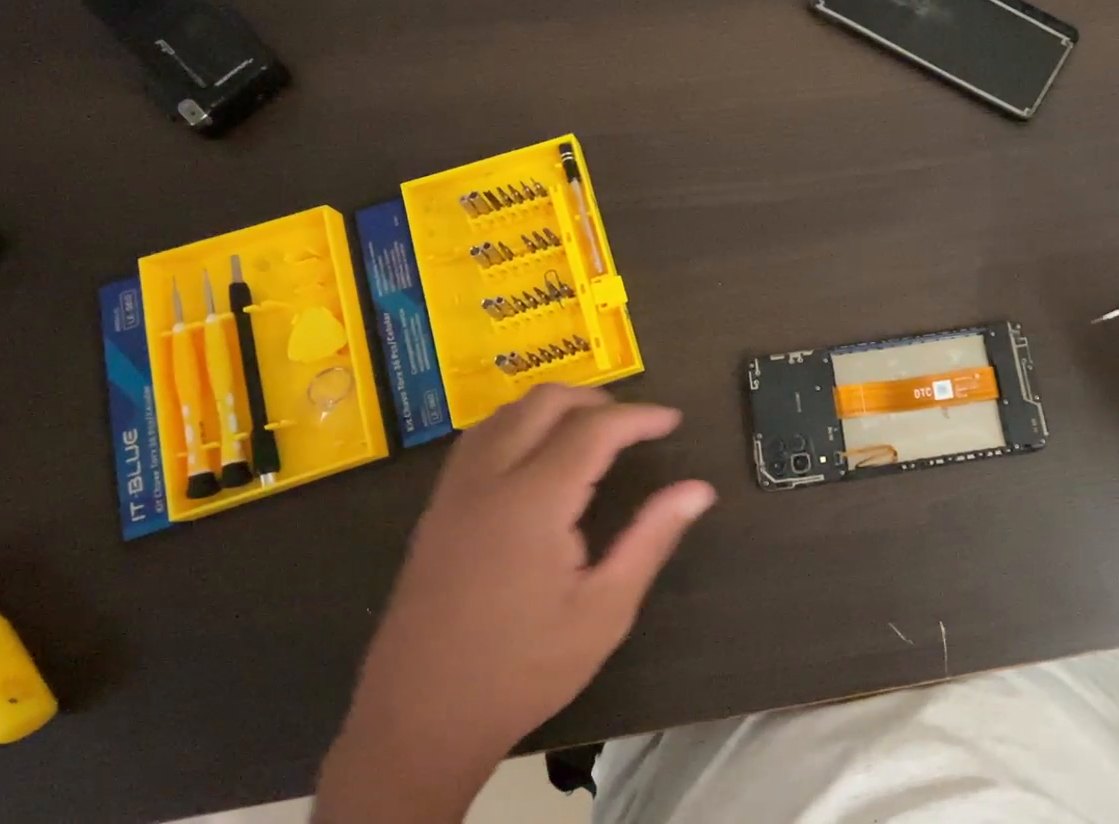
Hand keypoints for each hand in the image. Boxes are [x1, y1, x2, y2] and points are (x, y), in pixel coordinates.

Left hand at [316, 385, 714, 822]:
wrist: (419, 719)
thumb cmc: (524, 668)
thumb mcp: (604, 610)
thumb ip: (651, 539)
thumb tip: (699, 490)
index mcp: (533, 500)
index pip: (593, 428)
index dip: (639, 416)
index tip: (673, 421)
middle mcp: (489, 480)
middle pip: (543, 403)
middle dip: (596, 399)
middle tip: (635, 425)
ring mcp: (454, 493)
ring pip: (504, 413)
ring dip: (552, 407)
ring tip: (592, 432)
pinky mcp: (435, 512)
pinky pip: (478, 439)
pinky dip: (517, 425)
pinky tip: (535, 457)